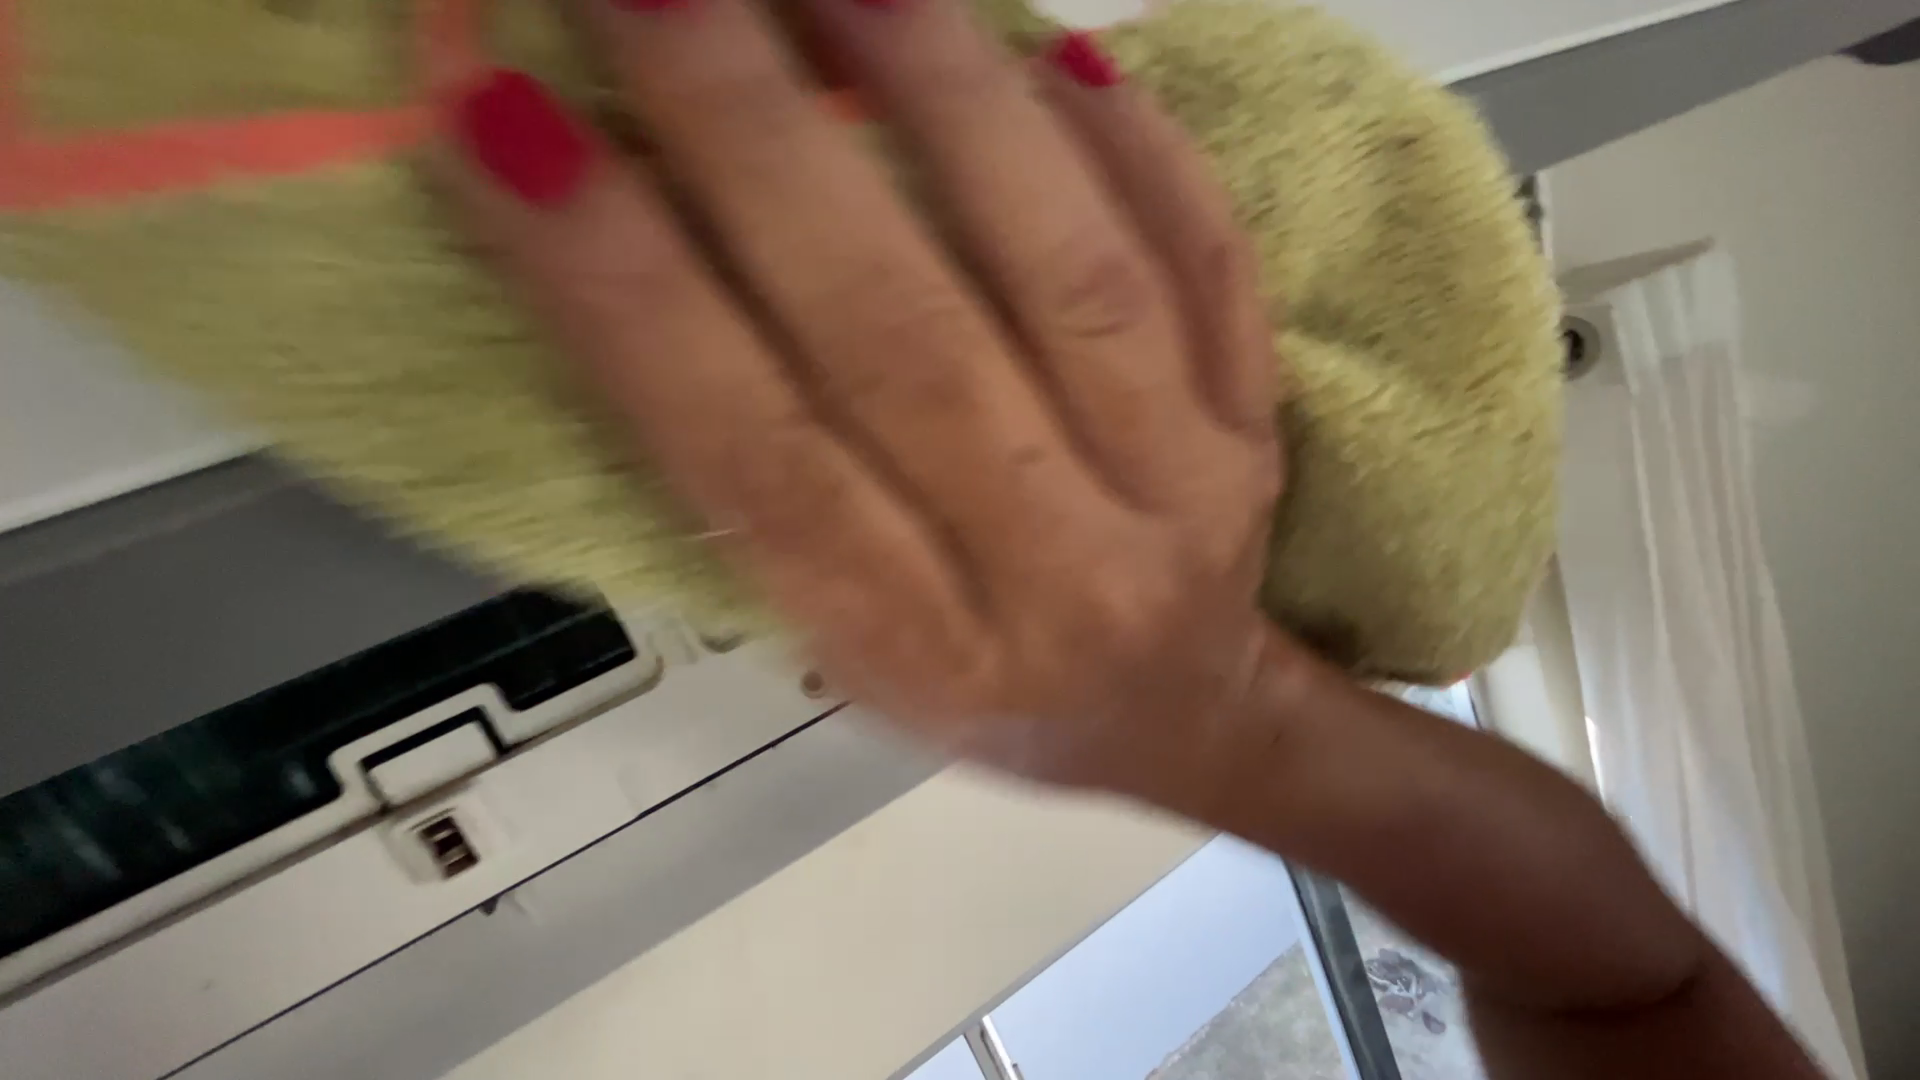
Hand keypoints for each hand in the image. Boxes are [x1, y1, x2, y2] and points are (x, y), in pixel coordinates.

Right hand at [435, 0, 1284, 789]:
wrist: (1175, 717)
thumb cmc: (988, 692)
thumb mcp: (855, 653)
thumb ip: (769, 504)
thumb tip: (662, 281)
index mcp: (920, 649)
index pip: (762, 463)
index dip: (632, 298)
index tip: (508, 129)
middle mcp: (1056, 577)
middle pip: (907, 348)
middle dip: (768, 151)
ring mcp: (1178, 497)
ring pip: (1071, 281)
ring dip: (954, 103)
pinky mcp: (1249, 436)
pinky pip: (1208, 269)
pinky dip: (1138, 149)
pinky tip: (1058, 52)